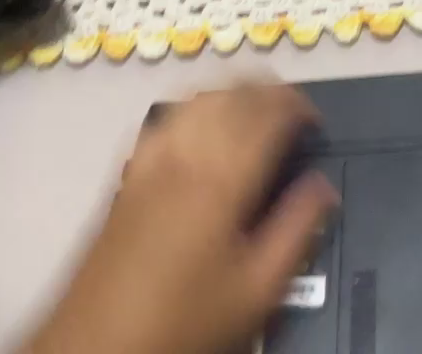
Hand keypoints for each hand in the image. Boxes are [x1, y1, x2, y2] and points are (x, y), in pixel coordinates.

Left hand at [27, 79, 338, 353]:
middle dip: (270, 92)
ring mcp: (152, 157)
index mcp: (223, 178)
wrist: (97, 344)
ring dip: (235, 92)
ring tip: (257, 110)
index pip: (268, 113)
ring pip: (201, 96)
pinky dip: (197, 106)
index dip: (299, 107)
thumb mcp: (255, 290)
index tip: (315, 123)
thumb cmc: (183, 320)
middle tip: (293, 114)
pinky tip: (206, 122)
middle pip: (235, 93)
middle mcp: (187, 154)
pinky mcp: (130, 169)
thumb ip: (297, 230)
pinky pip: (169, 115)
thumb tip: (324, 188)